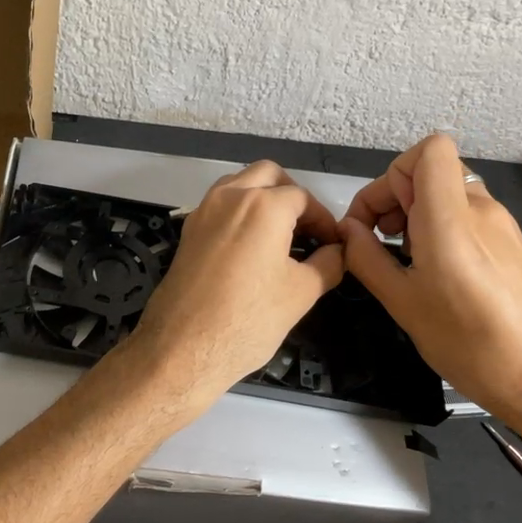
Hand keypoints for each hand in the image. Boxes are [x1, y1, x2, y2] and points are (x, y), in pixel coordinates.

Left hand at [121, 161, 345, 412]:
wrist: (182, 347)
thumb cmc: (247, 320)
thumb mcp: (301, 293)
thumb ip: (328, 264)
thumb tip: (339, 252)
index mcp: (263, 205)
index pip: (304, 198)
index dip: (324, 221)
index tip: (332, 244)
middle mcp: (230, 196)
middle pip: (268, 176)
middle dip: (292, 196)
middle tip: (307, 230)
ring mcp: (204, 210)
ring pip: (239, 184)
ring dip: (262, 198)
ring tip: (280, 236)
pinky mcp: (188, 230)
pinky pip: (219, 205)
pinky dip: (238, 212)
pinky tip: (251, 247)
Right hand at [340, 134, 521, 424]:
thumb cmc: (469, 343)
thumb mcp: (402, 303)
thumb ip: (366, 258)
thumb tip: (348, 231)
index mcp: (451, 218)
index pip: (431, 150)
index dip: (395, 171)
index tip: (379, 218)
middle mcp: (481, 210)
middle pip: (432, 171)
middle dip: (395, 198)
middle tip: (377, 243)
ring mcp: (502, 226)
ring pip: (449, 195)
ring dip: (416, 215)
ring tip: (404, 262)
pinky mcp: (513, 245)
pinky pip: (467, 217)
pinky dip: (441, 230)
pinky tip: (434, 274)